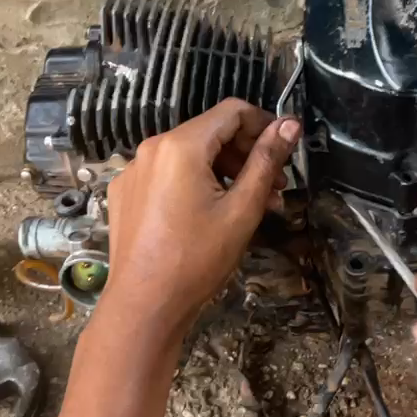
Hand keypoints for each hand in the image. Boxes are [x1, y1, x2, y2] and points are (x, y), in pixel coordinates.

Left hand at [102, 99, 298, 333]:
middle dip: (247, 154)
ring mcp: (134, 171)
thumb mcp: (242, 209)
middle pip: (210, 133)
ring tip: (249, 205)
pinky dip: (195, 184)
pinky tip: (210, 215)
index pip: (232, 111)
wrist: (145, 304)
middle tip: (275, 187)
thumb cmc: (197, 259)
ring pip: (190, 156)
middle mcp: (152, 148)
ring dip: (225, 172)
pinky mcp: (127, 193)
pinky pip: (168, 175)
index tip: (284, 151)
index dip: (264, 125)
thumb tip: (290, 125)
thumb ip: (266, 162)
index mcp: (181, 146)